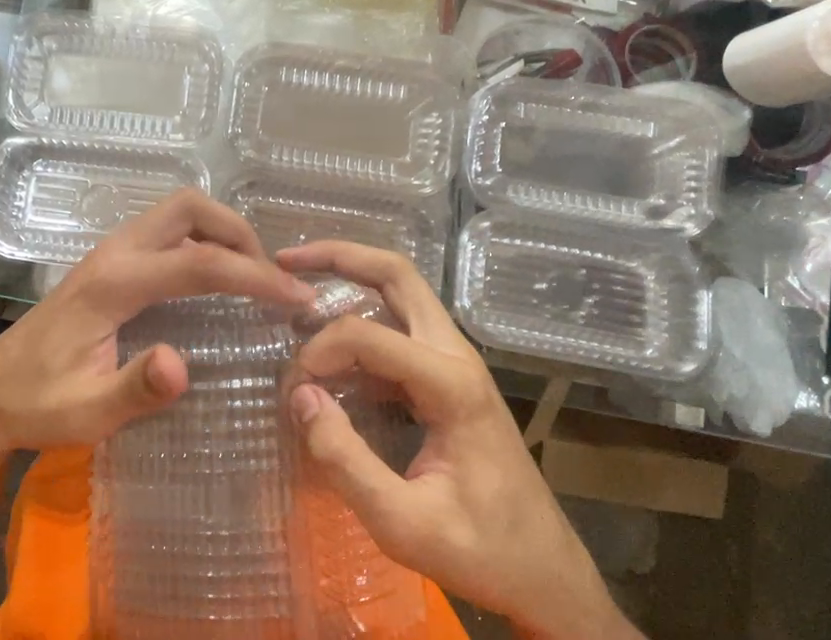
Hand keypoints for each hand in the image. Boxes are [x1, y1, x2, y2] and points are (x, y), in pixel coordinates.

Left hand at [0, 190, 315, 462]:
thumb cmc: (37, 406)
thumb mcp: (85, 414)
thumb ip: (133, 390)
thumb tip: (182, 364)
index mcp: (112, 285)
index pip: (198, 263)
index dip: (255, 276)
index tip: (298, 299)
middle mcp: (112, 255)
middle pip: (187, 207)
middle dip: (239, 231)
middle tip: (272, 279)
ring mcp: (109, 254)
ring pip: (176, 213)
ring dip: (221, 232)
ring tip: (254, 278)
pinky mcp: (108, 264)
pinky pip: (166, 231)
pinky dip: (201, 240)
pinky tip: (215, 279)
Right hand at [278, 241, 640, 639]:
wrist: (544, 574)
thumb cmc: (480, 550)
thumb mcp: (403, 523)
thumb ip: (346, 461)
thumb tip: (301, 398)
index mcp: (452, 385)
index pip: (367, 335)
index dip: (318, 354)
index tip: (293, 397)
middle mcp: (457, 356)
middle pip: (397, 276)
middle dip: (339, 257)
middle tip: (286, 260)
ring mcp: (456, 363)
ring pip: (400, 294)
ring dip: (349, 282)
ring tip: (296, 296)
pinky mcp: (448, 379)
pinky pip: (398, 330)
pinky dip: (358, 325)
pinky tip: (327, 355)